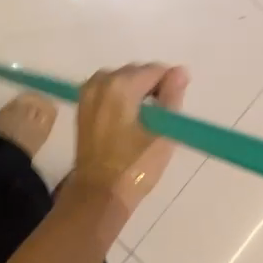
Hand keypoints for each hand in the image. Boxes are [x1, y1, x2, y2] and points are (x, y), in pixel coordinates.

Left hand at [72, 64, 187, 211]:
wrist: (99, 192)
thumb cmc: (135, 165)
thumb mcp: (162, 133)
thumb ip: (172, 97)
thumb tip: (180, 71)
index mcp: (120, 85)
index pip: (154, 70)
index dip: (169, 86)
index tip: (172, 110)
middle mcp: (100, 81)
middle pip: (136, 72)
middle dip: (152, 87)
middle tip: (161, 118)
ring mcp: (88, 93)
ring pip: (121, 79)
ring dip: (135, 91)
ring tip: (145, 120)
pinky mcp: (82, 106)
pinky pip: (107, 90)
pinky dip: (120, 97)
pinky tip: (128, 120)